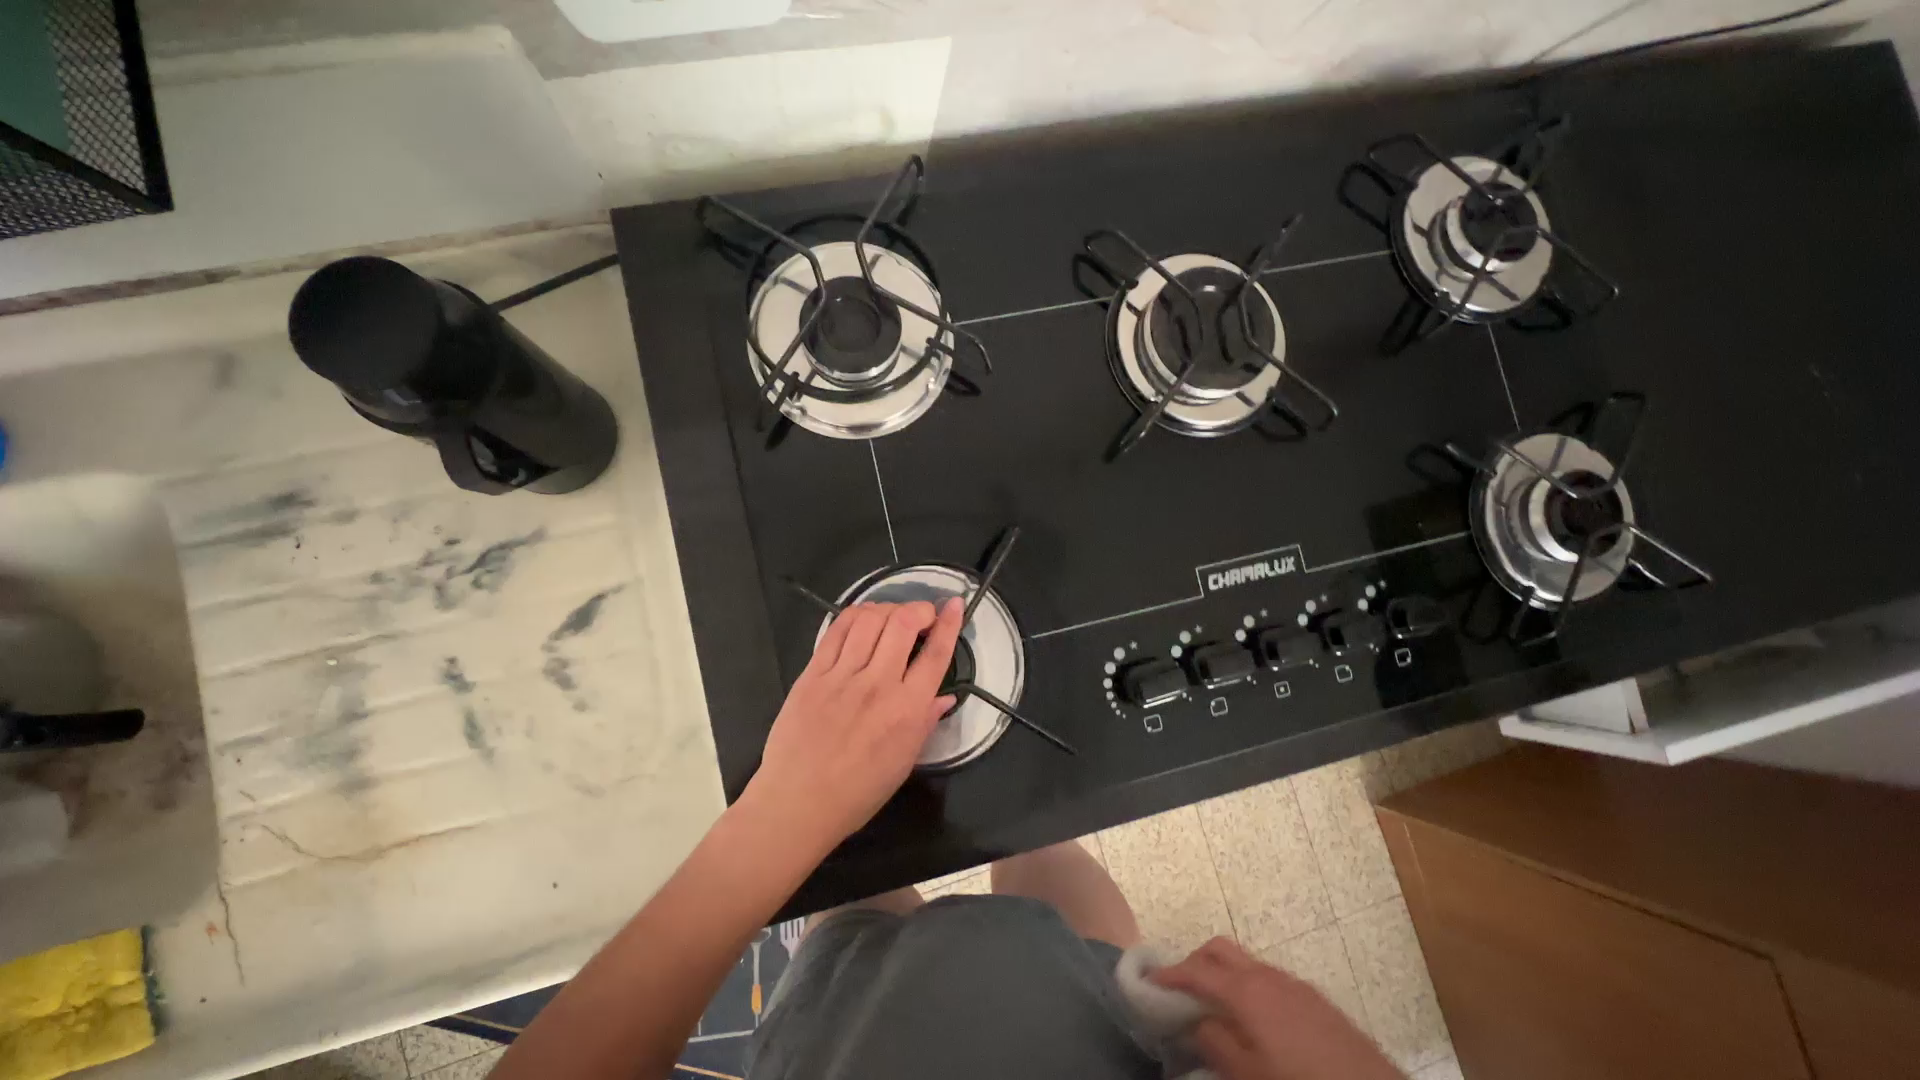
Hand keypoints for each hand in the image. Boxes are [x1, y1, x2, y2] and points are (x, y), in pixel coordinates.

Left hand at [743, 598, 962, 853]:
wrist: (799, 803)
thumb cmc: (858, 792)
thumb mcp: (904, 762)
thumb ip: (925, 723)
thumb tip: (944, 698)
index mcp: (907, 710)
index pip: (936, 653)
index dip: (949, 623)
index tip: (955, 605)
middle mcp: (878, 685)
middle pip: (902, 623)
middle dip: (919, 609)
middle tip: (922, 614)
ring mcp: (842, 676)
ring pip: (869, 619)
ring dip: (887, 608)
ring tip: (892, 616)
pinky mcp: (812, 674)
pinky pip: (836, 631)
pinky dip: (854, 616)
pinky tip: (862, 619)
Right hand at [1152, 938, 1402, 1079]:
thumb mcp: (1248, 1074)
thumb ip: (1215, 1043)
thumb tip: (1196, 1021)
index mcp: (1246, 991)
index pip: (1195, 969)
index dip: (1168, 973)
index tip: (1147, 980)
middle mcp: (1268, 976)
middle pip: (1220, 949)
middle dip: (1194, 961)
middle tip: (1178, 990)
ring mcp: (1296, 985)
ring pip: (1247, 963)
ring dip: (1223, 974)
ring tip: (1212, 1008)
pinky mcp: (1316, 1001)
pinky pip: (1270, 979)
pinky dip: (1249, 986)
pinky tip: (1252, 1021)